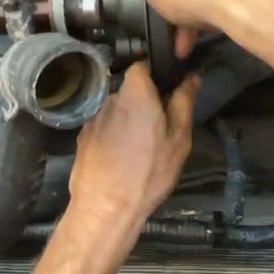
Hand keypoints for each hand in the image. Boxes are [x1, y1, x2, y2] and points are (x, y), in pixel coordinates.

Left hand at [67, 65, 197, 230]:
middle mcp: (109, 99)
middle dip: (144, 104)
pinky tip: (121, 160)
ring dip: (128, 123)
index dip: (156, 75)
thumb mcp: (178, 139)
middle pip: (130, 91)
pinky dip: (113, 138)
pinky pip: (104, 128)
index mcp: (135, 93)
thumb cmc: (149, 172)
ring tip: (140, 151)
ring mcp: (92, 118)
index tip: (167, 94)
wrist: (105, 207)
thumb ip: (184, 103)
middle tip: (159, 131)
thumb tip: (191, 78)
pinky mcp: (83, 138)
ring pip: (116, 111)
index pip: (142, 66)